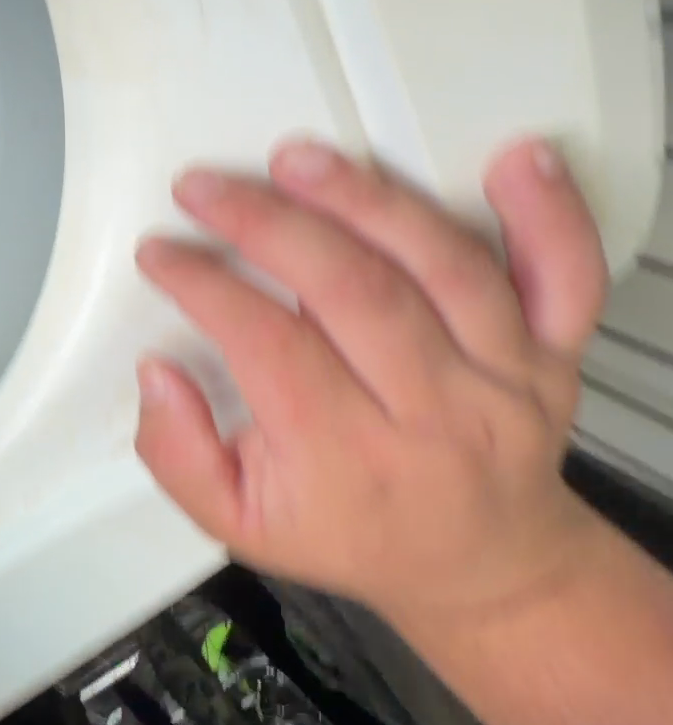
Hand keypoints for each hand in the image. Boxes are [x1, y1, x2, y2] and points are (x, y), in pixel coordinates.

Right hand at [135, 138, 609, 624]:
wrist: (479, 566)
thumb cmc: (351, 534)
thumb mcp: (234, 523)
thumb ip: (175, 454)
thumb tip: (158, 374)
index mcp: (347, 453)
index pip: (266, 343)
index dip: (204, 286)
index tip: (161, 253)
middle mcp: (435, 410)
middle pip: (351, 289)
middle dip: (265, 223)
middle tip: (205, 188)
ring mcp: (504, 376)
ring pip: (442, 267)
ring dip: (366, 199)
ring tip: (300, 158)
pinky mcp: (550, 353)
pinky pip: (566, 277)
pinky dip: (550, 214)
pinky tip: (514, 160)